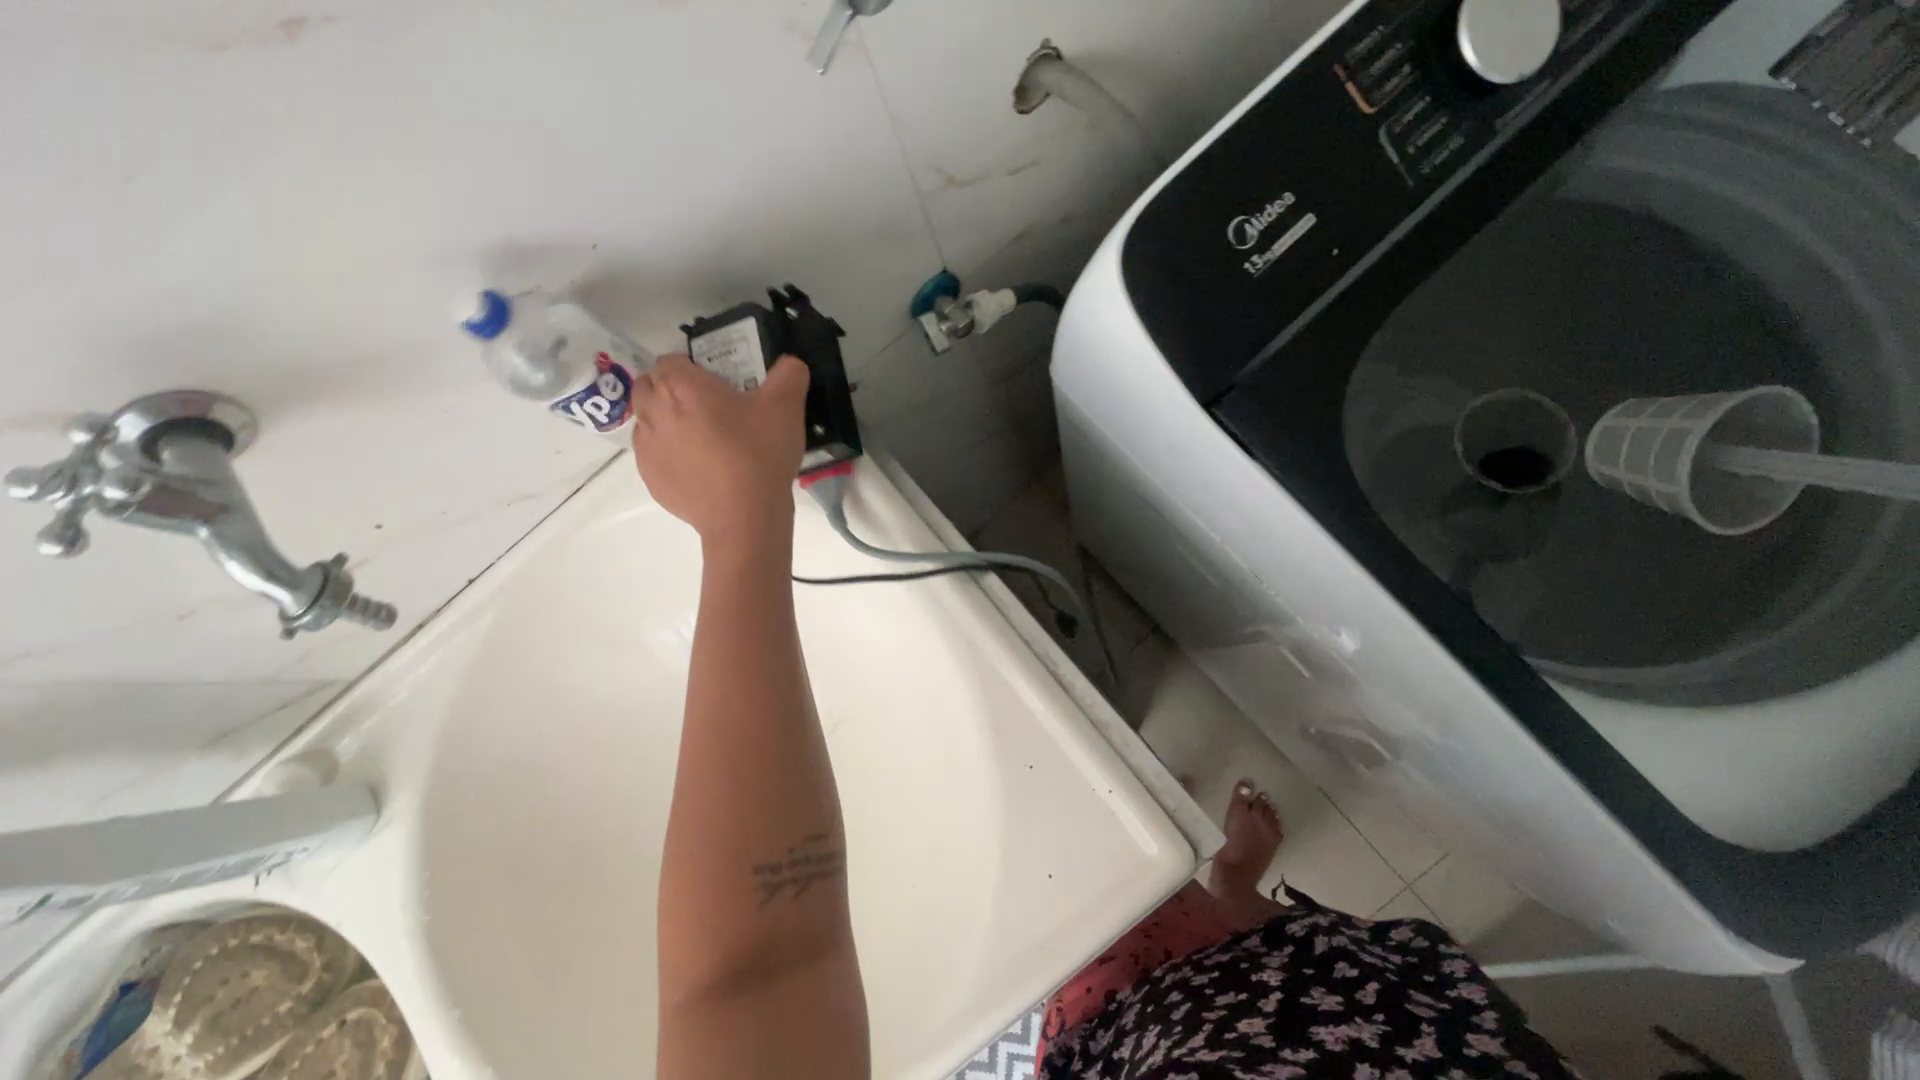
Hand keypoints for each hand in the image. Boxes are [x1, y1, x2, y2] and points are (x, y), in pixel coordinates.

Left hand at [631, 353, 809, 548]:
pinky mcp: (650, 479)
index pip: (669, 359)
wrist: (744, 518)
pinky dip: (669, 455)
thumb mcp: (786, 406)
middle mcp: (651, 411)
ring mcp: (646, 448)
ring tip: (702, 439)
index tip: (715, 383)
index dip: (690, 366)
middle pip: (648, 387)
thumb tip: (790, 364)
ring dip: (666, 421)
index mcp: (678, 385)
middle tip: (704, 406)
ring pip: (647, 422)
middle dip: (669, 389)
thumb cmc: (759, 454)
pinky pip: (653, 455)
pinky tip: (699, 468)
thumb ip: (789, 373)